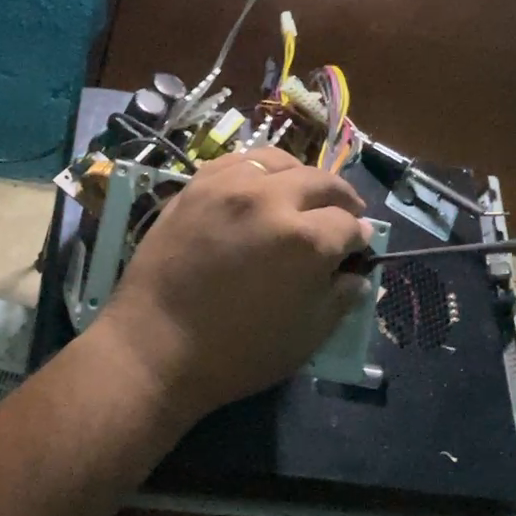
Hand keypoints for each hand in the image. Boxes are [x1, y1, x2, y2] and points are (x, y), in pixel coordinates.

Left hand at [85, 148, 373, 426]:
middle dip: (342, 200)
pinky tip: (258, 188)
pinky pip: (236, 161)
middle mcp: (270, 199)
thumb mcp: (307, 336)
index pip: (348, 226)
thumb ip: (340, 297)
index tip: (357, 252)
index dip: (359, 241)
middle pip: (322, 182)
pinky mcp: (195, 187)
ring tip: (302, 196)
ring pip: (279, 161)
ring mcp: (228, 186)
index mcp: (305, 239)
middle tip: (344, 217)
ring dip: (301, 177)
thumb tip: (355, 272)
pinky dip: (258, 171)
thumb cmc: (237, 353)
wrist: (155, 347)